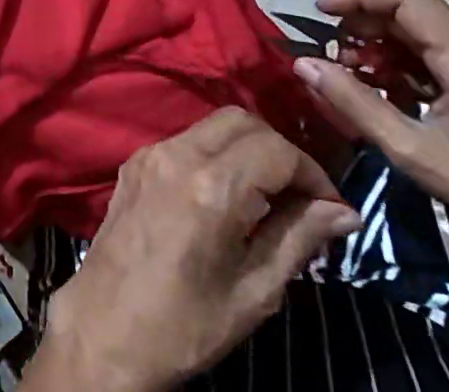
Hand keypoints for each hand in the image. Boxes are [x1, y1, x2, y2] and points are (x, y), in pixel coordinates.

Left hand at [25, 109, 360, 391]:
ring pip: (210, 126)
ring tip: (270, 201)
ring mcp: (147, 155)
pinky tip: (228, 198)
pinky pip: (185, 142)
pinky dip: (216, 155)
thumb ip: (299, 238)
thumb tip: (343, 211)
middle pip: (240, 121)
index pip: (276, 149)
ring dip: (247, 150)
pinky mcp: (132, 164)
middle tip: (303, 199)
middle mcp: (175, 155)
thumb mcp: (256, 290)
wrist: (105, 326)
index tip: (331, 210)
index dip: (314, 174)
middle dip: (280, 151)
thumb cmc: (186, 322)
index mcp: (209, 186)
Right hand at [292, 0, 448, 269]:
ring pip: (429, 30)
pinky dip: (408, 58)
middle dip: (365, 24)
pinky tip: (391, 87)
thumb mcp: (412, 151)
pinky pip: (446, 50)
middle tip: (334, 55)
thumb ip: (353, 102)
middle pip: (416, 11)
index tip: (321, 12)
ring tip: (356, 73)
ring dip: (384, 42)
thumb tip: (302, 63)